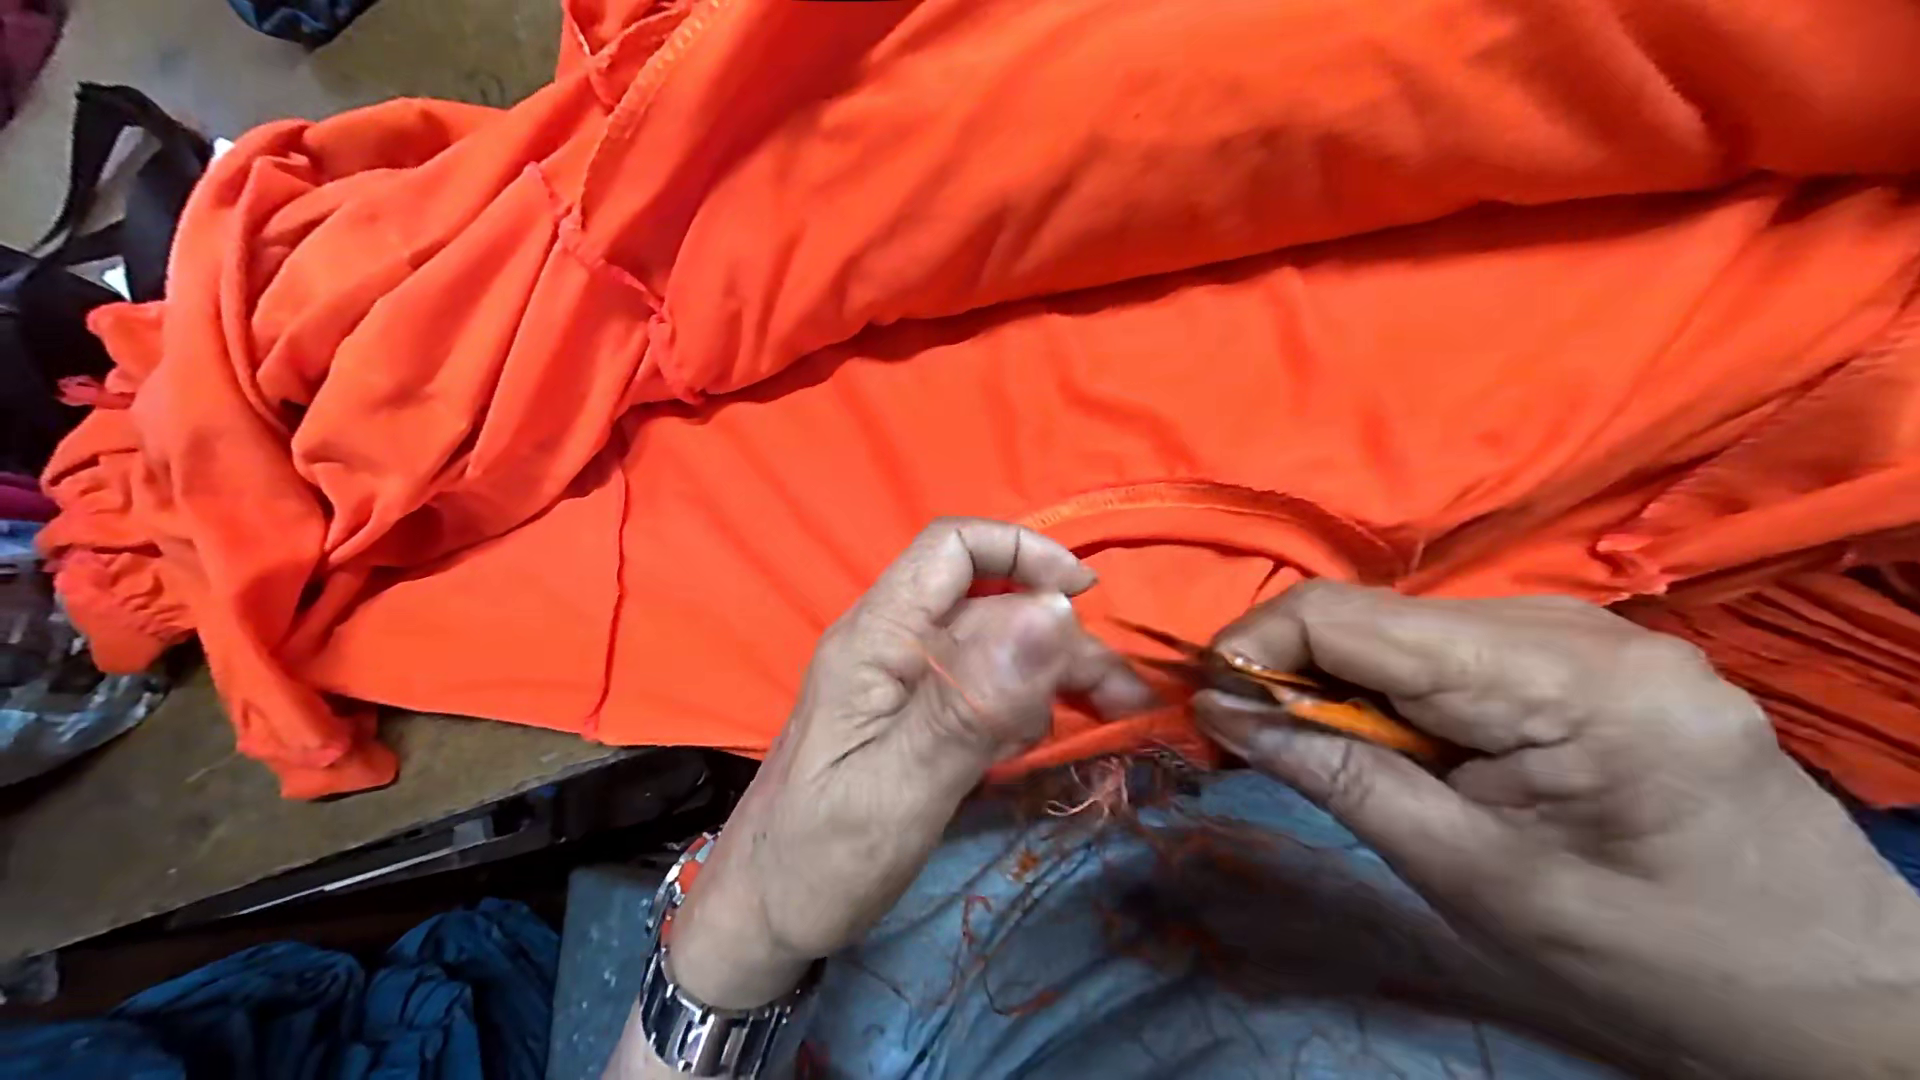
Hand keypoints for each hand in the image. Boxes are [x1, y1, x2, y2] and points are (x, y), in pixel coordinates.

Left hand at [667, 519, 1150, 1008]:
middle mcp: (893, 643)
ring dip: (1057, 672)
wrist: (764, 912)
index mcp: (877, 638)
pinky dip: (1030, 702)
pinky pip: (986, 685)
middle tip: (1122, 698)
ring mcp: (906, 678)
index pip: (952, 547)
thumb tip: (1053, 611)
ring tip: (1115, 715)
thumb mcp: (898, 790)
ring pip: (997, 644)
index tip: (1082, 596)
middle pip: (990, 601)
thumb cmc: (817, 859)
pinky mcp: (918, 713)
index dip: (1022, 551)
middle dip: (1060, 636)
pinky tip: (1051, 737)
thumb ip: (970, 705)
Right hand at [1194, 583, 1919, 1078]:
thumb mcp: (1470, 878)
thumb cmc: (1658, 964)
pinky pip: (1433, 646)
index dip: (1257, 647)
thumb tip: (1218, 709)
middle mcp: (1574, 625)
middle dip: (1294, 674)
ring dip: (1337, 685)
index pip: (1352, 616)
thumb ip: (1334, 774)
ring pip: (1394, 628)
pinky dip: (1385, 689)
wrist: (1847, 1002)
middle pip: (1369, 618)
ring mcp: (1578, 626)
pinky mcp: (1570, 645)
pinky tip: (1400, 742)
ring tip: (1333, 752)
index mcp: (1568, 682)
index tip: (1212, 703)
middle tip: (1257, 740)